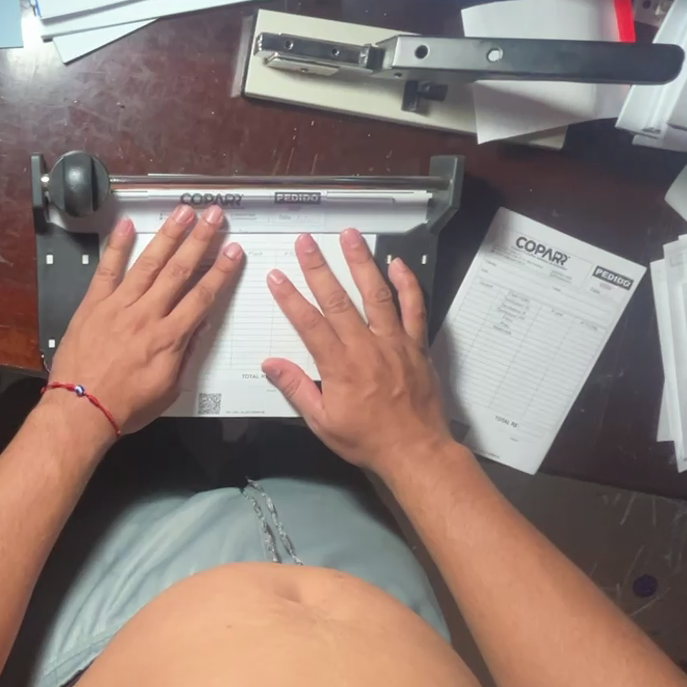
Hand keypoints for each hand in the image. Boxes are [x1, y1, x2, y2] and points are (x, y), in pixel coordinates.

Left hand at [49, 204, 243, 434]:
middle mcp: (147, 315)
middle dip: (200, 240)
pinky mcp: (93, 305)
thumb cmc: (126, 407)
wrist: (80, 410)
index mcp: (169, 338)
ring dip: (168, 235)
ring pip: (148, 263)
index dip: (221, 272)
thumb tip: (198, 327)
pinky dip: (117, 246)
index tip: (234, 250)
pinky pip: (107, 270)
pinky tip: (128, 224)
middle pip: (179, 271)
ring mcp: (118, 306)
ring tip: (184, 211)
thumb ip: (184, 355)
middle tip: (215, 215)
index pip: (202, 297)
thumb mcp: (168, 389)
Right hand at [263, 229, 456, 478]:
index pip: (309, 324)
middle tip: (306, 242)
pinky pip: (414, 308)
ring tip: (349, 236)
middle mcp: (366, 346)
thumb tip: (270, 363)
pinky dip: (407, 284)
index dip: (290, 298)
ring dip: (361, 262)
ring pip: (376, 294)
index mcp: (339, 366)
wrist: (415, 451)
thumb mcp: (321, 421)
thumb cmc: (365, 439)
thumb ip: (296, 388)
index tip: (276, 276)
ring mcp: (394, 342)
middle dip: (319, 268)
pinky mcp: (416, 345)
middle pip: (338, 299)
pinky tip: (396, 264)